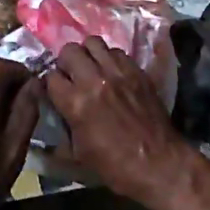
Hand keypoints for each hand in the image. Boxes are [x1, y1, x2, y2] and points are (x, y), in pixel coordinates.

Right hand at [45, 37, 198, 206]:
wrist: (159, 164)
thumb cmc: (115, 166)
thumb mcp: (77, 155)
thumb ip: (60, 130)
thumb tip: (50, 117)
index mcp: (76, 103)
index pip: (51, 77)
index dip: (51, 84)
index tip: (55, 90)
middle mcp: (94, 80)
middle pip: (69, 50)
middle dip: (66, 62)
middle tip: (72, 75)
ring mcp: (117, 73)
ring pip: (93, 42)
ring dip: (88, 54)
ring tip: (91, 67)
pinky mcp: (137, 71)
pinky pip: (117, 52)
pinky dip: (110, 58)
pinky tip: (112, 73)